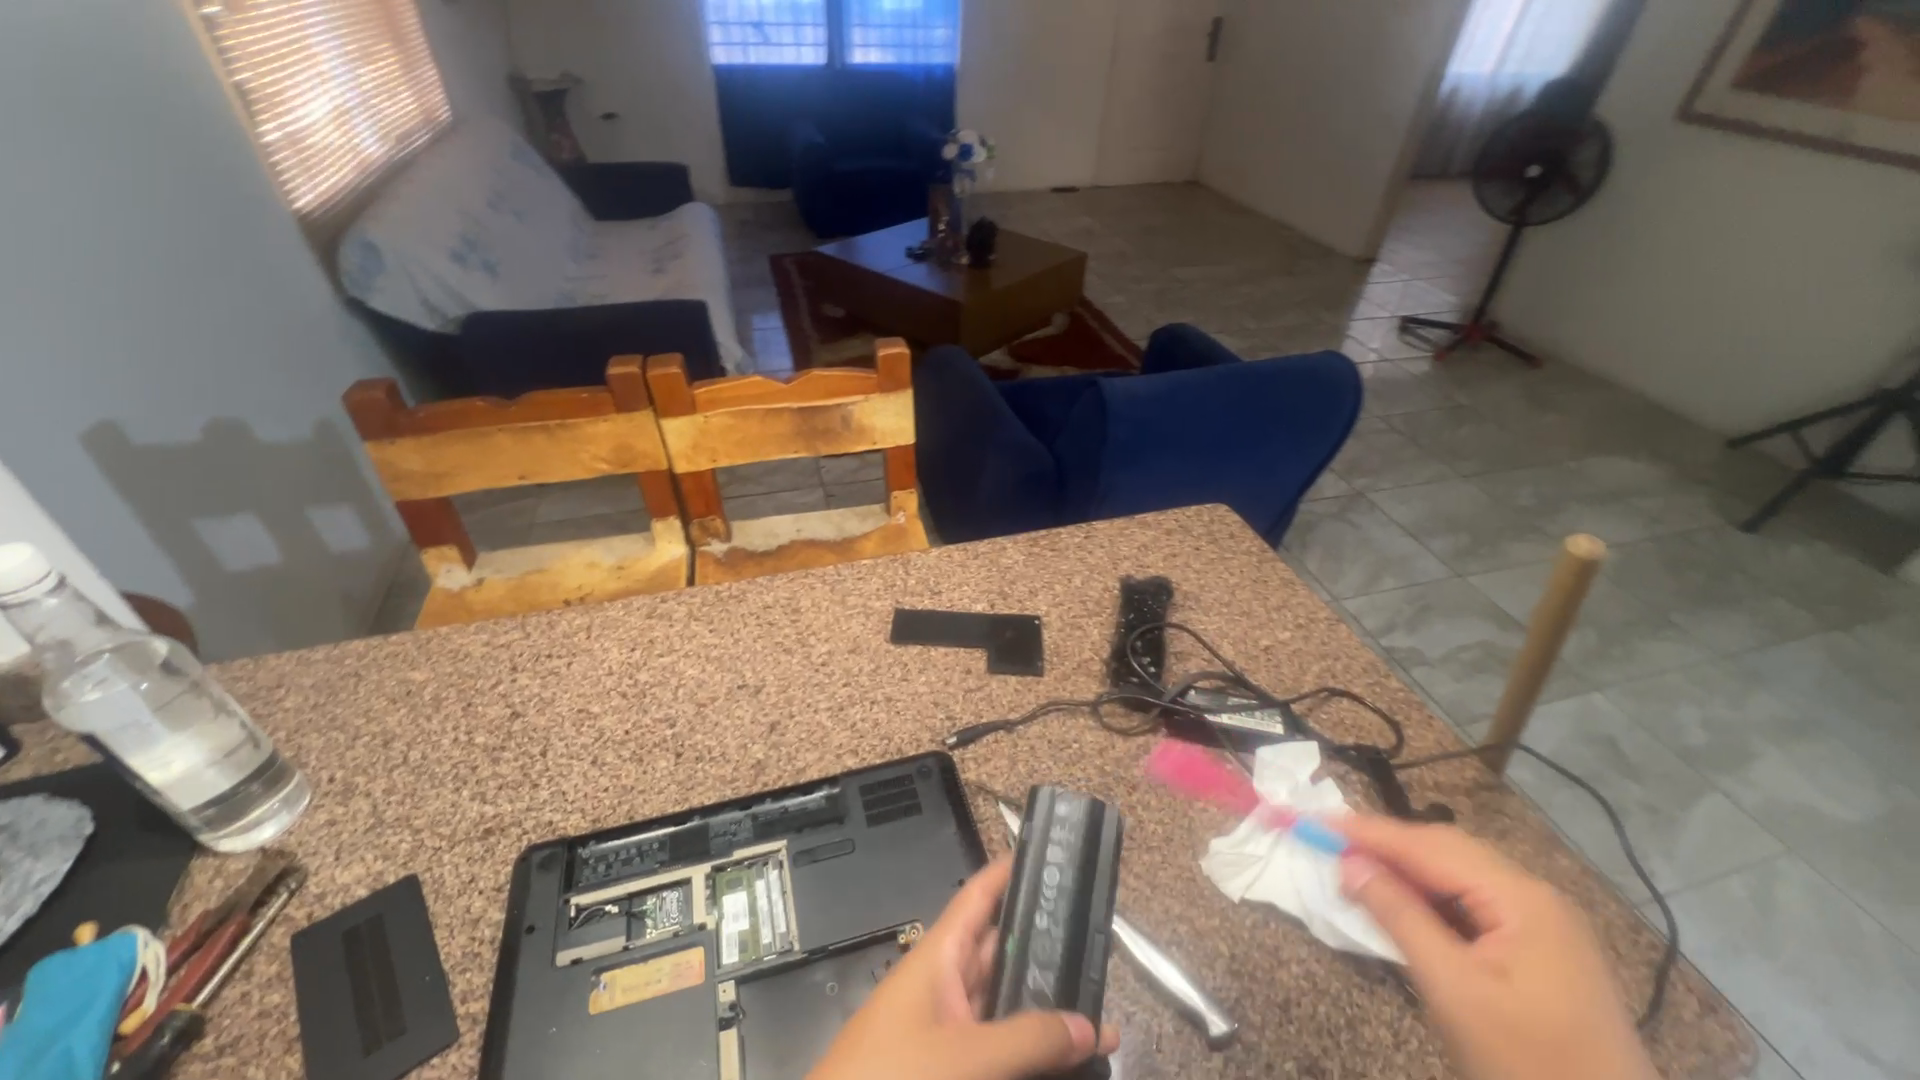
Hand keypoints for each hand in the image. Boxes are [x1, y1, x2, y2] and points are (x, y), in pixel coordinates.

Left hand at [806, 856, 1119, 1079]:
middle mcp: (945, 984)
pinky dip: (1032, 1046)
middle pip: (1001, 950)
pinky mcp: (951, 1062)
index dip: (1010, 871)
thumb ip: (1029, 1039)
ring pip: (1005, 1002)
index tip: (1052, 855)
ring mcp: (947, 1027)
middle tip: (1097, 939)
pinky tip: (1072, 1055)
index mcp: (938, 957)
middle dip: (1046, 944)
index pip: (978, 896)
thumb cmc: (891, 1074)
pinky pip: (999, 1044)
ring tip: (1098, 1002)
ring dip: (1045, 1003)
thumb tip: (1091, 1025)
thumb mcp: (965, 1056)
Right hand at [1336, 816, 1659, 1079]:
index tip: (1318, 822)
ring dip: (1408, 869)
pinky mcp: (1544, 951)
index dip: (1370, 832)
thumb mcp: (1452, 989)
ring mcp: (1546, 924)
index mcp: (1522, 898)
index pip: (1430, 847)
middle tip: (1330, 840)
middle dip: (1388, 843)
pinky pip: (1477, 904)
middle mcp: (1538, 897)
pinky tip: (1406, 904)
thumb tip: (1350, 864)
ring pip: (1462, 876)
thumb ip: (1398, 917)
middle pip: (1449, 852)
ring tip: (1357, 866)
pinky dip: (1434, 897)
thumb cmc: (1526, 1060)